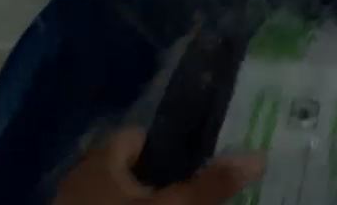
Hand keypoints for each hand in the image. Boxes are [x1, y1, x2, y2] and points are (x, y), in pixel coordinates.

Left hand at [53, 128, 262, 204]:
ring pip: (118, 198)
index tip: (195, 163)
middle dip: (160, 180)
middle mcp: (77, 184)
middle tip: (190, 193)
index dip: (169, 146)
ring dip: (142, 202)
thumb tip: (259, 156)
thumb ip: (212, 184)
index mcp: (98, 164)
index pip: (138, 137)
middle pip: (129, 170)